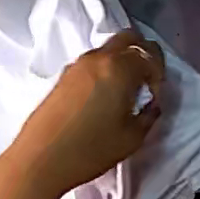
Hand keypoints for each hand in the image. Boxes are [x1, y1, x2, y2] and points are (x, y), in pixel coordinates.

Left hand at [0, 31, 164, 198]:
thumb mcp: (131, 138)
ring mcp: (76, 65)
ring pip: (108, 49)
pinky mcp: (62, 77)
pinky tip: (102, 97)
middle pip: (128, 38)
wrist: (39, 159)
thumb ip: (149, 115)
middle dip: (143, 54)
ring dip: (122, 61)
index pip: (150, 54)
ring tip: (124, 92)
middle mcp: (97, 58)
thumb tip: (151, 104)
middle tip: (146, 82)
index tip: (155, 95)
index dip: (160, 73)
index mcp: (119, 68)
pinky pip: (91, 62)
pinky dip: (104, 69)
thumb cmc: (90, 150)